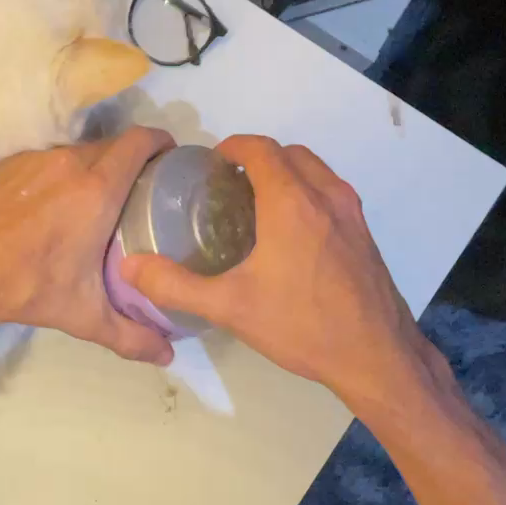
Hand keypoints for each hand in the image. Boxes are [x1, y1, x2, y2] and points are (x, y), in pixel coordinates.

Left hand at [0, 127, 176, 365]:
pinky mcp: (8, 165)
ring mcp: (35, 159)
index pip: (140, 141)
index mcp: (97, 190)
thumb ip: (131, 337)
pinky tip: (56, 203)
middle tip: (142, 187)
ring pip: (77, 151)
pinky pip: (47, 160)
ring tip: (100, 196)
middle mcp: (68, 163)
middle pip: (112, 144)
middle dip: (132, 158)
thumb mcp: (85, 316)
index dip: (161, 142)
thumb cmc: (27, 290)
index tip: (170, 159)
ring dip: (94, 166)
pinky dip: (59, 174)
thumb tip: (167, 358)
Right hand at [119, 135, 445, 416]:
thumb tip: (129, 266)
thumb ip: (175, 285)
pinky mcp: (364, 235)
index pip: (261, 150)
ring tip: (254, 206)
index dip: (232, 148)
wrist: (376, 356)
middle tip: (227, 187)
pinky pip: (330, 194)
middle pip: (290, 154)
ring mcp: (352, 214)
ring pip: (315, 172)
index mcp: (292, 203)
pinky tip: (288, 236)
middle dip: (257, 159)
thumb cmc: (301, 326)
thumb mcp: (229, 308)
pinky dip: (306, 194)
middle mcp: (326, 196)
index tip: (210, 164)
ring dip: (285, 174)